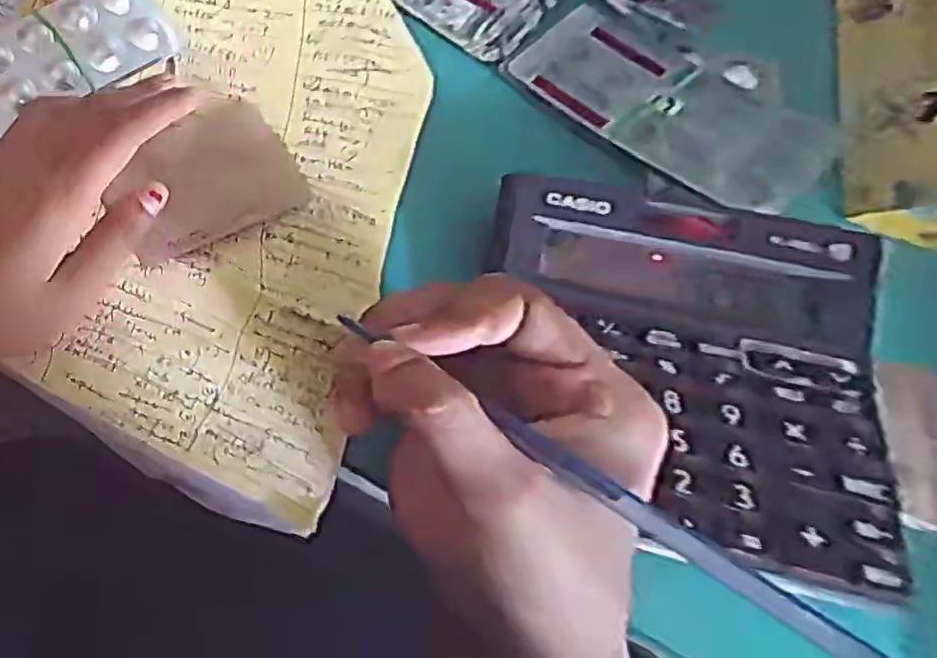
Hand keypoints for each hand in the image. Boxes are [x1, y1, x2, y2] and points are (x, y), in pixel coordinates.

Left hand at [0, 78, 203, 389]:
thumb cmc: (7, 316)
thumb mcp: (72, 297)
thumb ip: (115, 240)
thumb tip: (157, 191)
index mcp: (60, 196)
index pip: (116, 135)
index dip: (157, 111)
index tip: (192, 97)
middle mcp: (34, 165)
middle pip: (93, 113)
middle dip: (140, 96)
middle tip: (180, 88)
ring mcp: (8, 160)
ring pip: (65, 109)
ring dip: (107, 97)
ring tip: (142, 96)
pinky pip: (37, 117)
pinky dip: (71, 104)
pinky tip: (81, 113)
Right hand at [332, 276, 667, 657]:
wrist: (505, 630)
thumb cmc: (537, 567)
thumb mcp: (500, 489)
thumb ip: (443, 412)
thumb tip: (378, 350)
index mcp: (586, 387)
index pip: (518, 310)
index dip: (459, 315)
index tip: (406, 344)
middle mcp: (533, 375)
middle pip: (455, 311)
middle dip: (403, 332)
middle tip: (363, 355)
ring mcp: (481, 389)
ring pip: (411, 335)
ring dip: (370, 359)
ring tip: (350, 401)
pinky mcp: (434, 405)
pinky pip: (387, 366)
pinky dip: (360, 381)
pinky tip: (351, 414)